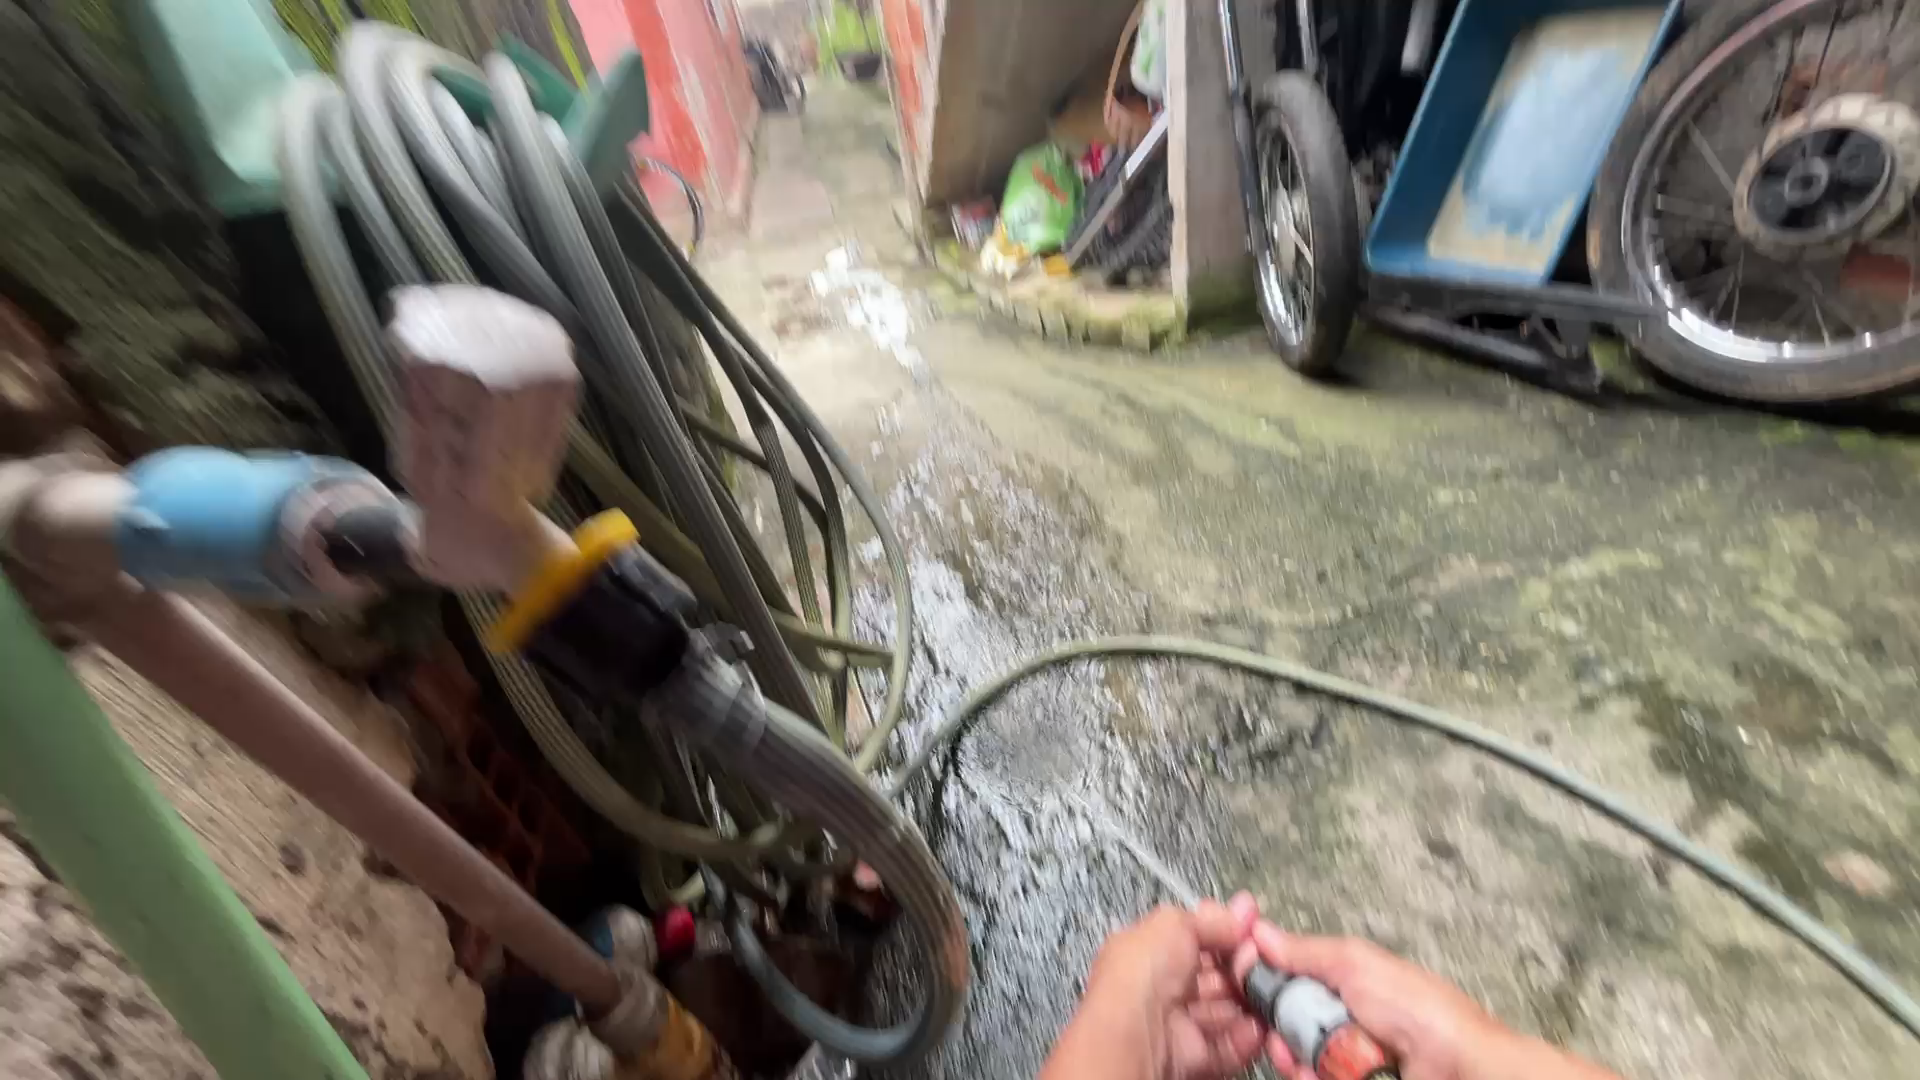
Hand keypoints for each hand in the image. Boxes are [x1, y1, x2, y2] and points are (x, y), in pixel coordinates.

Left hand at [1041, 893, 1264, 1079]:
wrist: (1136, 1031)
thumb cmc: (1143, 970)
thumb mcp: (1174, 923)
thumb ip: (1209, 920)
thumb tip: (1239, 915)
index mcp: (1150, 949)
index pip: (1193, 936)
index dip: (1223, 930)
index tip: (1251, 923)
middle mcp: (1162, 985)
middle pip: (1212, 975)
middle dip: (1240, 966)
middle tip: (1261, 960)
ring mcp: (1177, 1021)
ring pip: (1224, 1010)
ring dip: (1248, 1002)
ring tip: (1269, 991)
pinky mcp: (1193, 1057)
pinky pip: (1227, 1046)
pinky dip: (1246, 1037)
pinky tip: (1260, 1024)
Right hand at [1232, 925, 1621, 1079]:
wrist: (1466, 1073)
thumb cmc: (1419, 1011)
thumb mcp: (1354, 963)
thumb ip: (1303, 950)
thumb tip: (1257, 931)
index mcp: (1342, 980)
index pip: (1287, 976)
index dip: (1263, 979)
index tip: (1243, 980)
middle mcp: (1341, 1017)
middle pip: (1285, 1019)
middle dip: (1272, 1025)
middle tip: (1272, 1032)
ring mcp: (1348, 1057)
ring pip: (1296, 1055)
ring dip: (1289, 1057)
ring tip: (1296, 1061)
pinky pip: (1315, 1078)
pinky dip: (1308, 1077)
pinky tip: (1310, 1076)